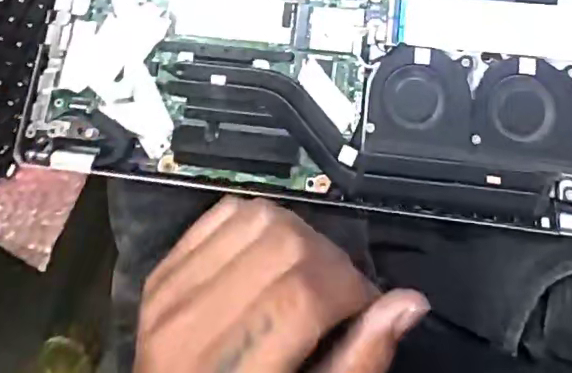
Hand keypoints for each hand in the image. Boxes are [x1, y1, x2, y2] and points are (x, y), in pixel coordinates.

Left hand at [135, 196, 428, 372]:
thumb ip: (358, 362)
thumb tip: (411, 302)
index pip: (303, 296)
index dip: (351, 289)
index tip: (365, 305)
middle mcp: (187, 334)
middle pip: (286, 247)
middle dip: (331, 262)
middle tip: (339, 292)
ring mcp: (168, 299)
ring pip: (260, 218)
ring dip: (299, 235)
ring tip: (307, 272)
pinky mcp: (161, 275)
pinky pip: (225, 213)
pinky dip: (259, 222)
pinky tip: (270, 254)